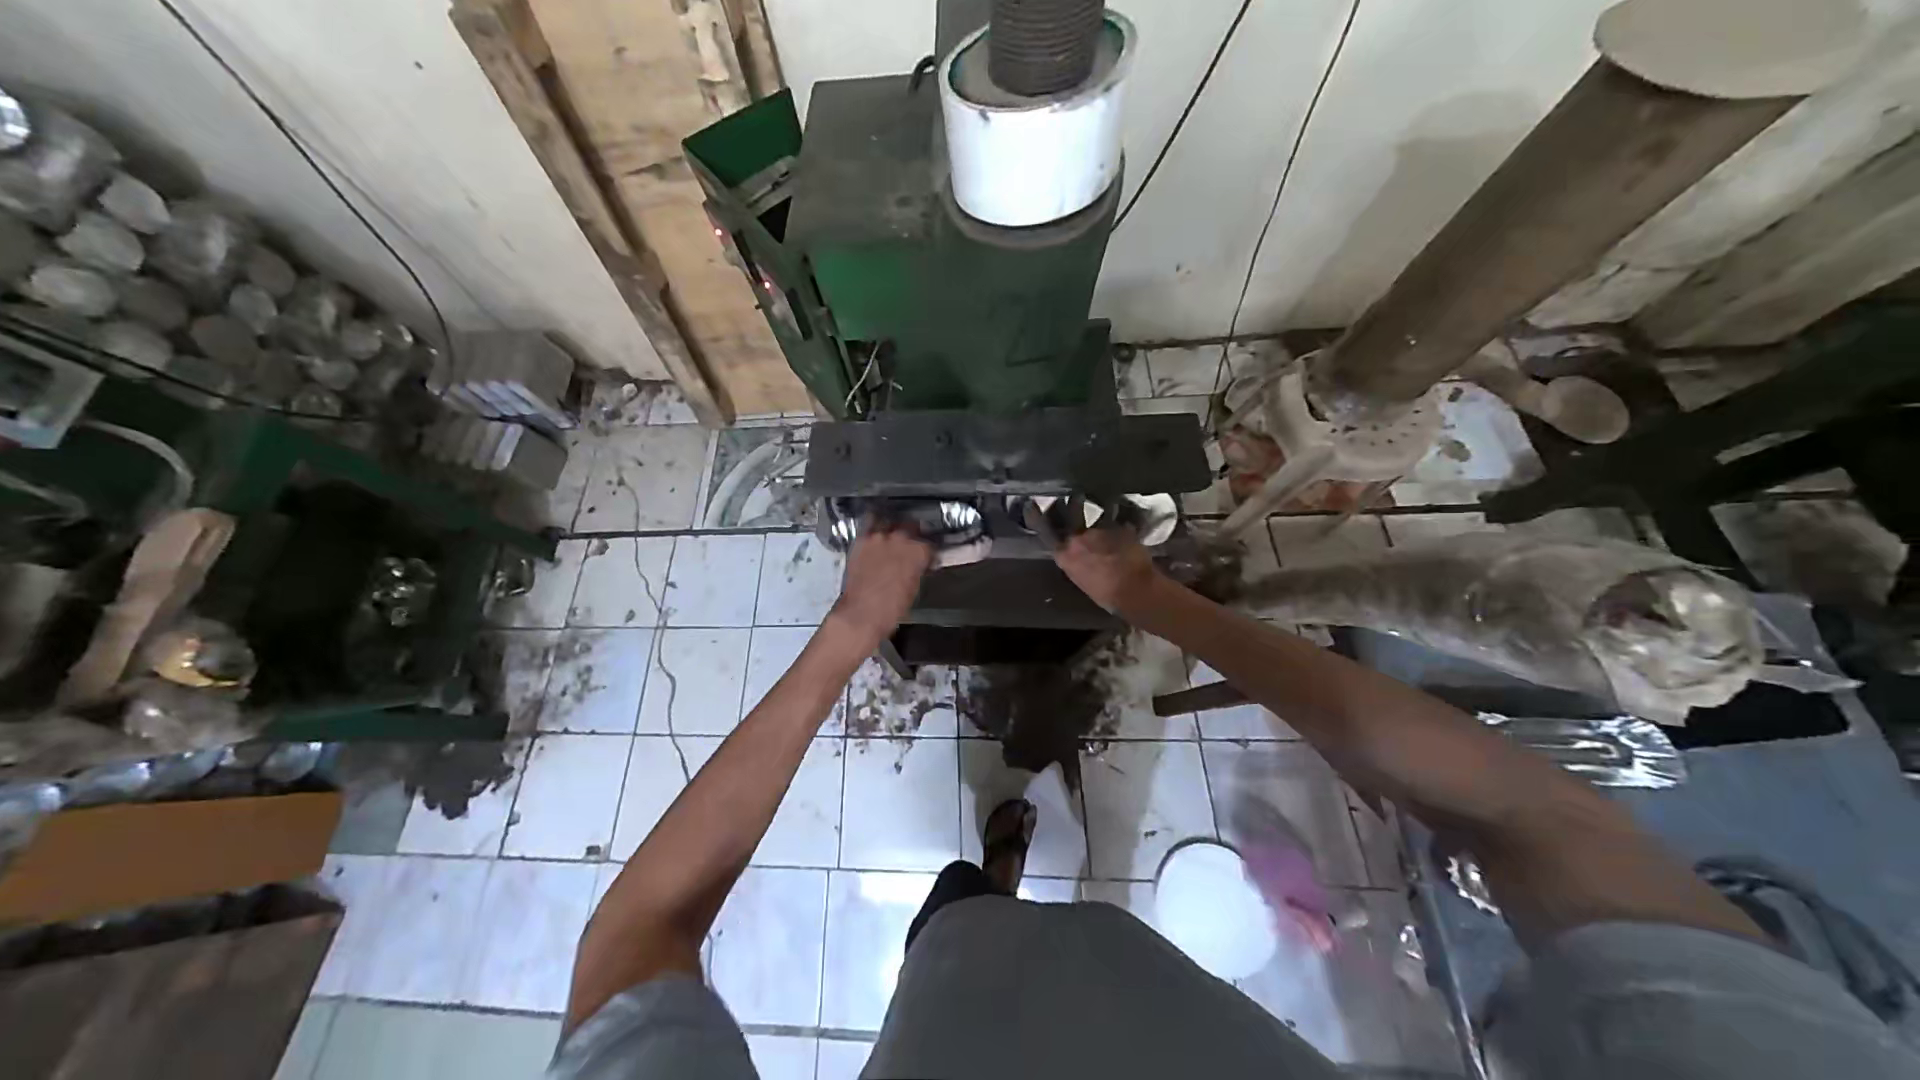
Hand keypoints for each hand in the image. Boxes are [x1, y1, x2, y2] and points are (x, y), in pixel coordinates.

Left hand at [829, 519, 933, 645]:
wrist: (862, 613)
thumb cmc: (891, 608)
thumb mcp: (914, 588)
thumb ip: (918, 569)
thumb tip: (918, 564)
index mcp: (919, 551)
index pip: (930, 543)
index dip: (929, 551)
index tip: (927, 557)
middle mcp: (901, 538)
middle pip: (911, 527)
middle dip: (913, 536)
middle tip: (910, 547)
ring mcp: (879, 537)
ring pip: (889, 522)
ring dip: (892, 529)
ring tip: (891, 538)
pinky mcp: (861, 540)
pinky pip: (869, 526)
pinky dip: (873, 530)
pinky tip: (874, 538)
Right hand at [1052, 525, 1164, 612]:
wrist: (1136, 589)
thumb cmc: (1108, 596)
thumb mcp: (1084, 585)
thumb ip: (1077, 569)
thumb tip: (1080, 564)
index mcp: (1067, 556)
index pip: (1060, 549)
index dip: (1069, 553)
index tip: (1074, 558)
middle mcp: (1079, 538)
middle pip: (1079, 537)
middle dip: (1086, 544)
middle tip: (1095, 555)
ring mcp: (1101, 531)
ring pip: (1099, 533)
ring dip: (1104, 540)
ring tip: (1114, 552)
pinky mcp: (1121, 528)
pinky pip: (1117, 532)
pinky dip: (1121, 538)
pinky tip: (1127, 548)